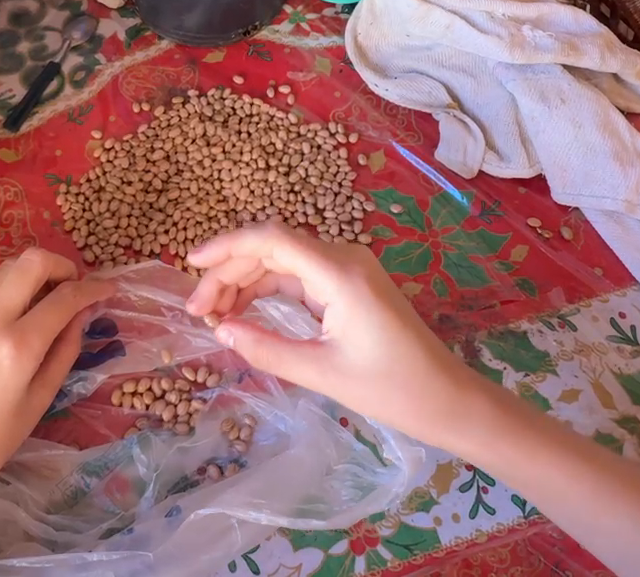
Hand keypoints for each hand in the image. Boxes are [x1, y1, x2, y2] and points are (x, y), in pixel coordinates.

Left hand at [0, 249, 111, 575]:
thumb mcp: (41, 399)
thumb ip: (66, 348)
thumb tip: (84, 312)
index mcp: (17, 346)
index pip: (65, 297)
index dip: (93, 288)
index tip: (108, 289)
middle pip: (32, 260)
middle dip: (62, 265)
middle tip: (74, 287)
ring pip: (7, 268)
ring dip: (34, 273)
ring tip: (48, 300)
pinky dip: (10, 290)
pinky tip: (16, 317)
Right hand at [185, 225, 488, 450]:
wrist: (449, 400)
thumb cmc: (393, 390)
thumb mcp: (323, 373)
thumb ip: (267, 349)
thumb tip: (220, 330)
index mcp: (340, 272)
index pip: (272, 239)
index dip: (227, 245)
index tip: (191, 262)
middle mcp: (342, 257)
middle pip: (272, 248)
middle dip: (229, 272)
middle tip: (196, 309)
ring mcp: (346, 267)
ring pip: (281, 260)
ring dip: (245, 281)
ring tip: (213, 313)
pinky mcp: (346, 283)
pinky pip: (297, 275)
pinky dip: (267, 289)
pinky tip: (244, 309)